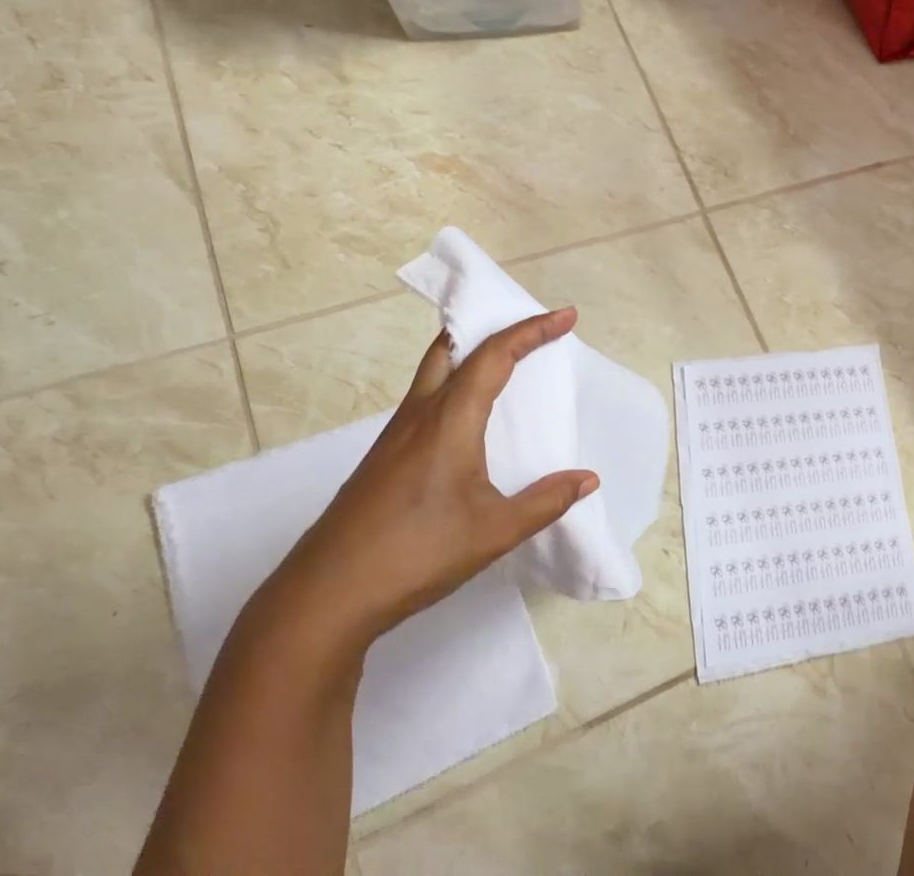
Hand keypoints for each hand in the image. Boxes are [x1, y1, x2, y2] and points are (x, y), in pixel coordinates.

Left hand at [257, 308, 597, 647]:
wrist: (326, 596)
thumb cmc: (416, 553)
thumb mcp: (496, 530)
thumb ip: (545, 501)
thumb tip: (587, 479)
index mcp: (448, 422)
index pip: (494, 357)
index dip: (532, 330)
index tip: (567, 316)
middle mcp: (417, 419)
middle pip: (449, 350)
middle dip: (488, 329)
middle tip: (527, 332)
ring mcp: (393, 440)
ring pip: (432, 376)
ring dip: (468, 358)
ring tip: (505, 369)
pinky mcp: (382, 464)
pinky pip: (424, 405)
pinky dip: (454, 390)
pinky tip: (469, 427)